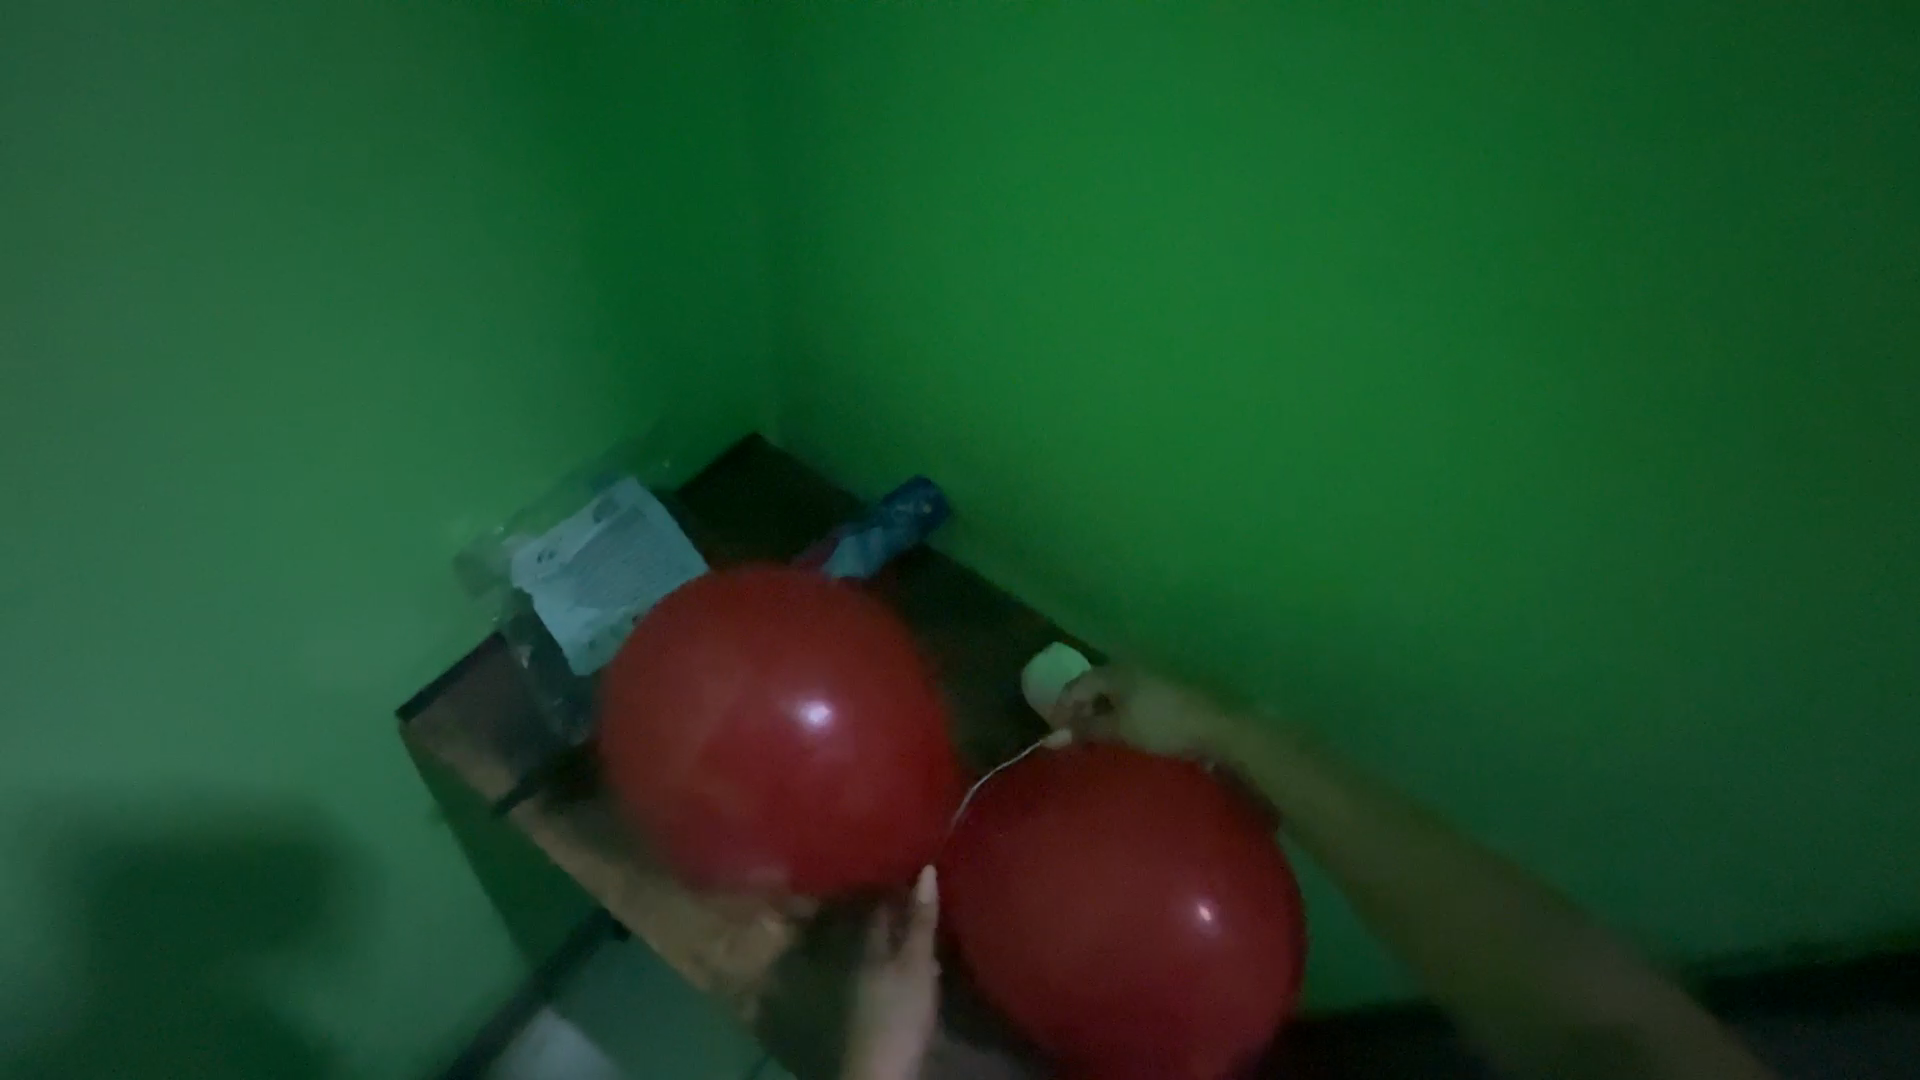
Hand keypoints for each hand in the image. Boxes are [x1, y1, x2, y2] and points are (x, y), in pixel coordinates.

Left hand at [842, 867, 939, 1079]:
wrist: (881, 1072)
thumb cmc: (899, 1010)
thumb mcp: (916, 962)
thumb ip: (921, 920)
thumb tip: (926, 869)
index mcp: (871, 944)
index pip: (880, 904)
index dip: (896, 885)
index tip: (915, 868)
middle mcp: (865, 958)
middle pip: (883, 926)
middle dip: (902, 909)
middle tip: (928, 892)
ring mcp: (870, 984)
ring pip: (889, 948)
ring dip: (907, 935)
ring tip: (932, 922)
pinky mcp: (880, 1006)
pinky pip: (895, 969)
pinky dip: (910, 959)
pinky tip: (928, 964)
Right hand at [1049, 666, 1239, 757]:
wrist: (1217, 727)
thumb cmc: (1161, 725)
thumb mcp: (1118, 730)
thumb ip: (1085, 731)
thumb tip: (1052, 738)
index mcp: (1113, 671)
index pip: (1075, 686)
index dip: (1061, 710)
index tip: (1056, 736)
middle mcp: (1128, 667)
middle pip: (1093, 687)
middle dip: (1080, 712)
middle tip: (1075, 738)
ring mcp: (1149, 677)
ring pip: (1113, 693)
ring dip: (1100, 714)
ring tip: (1097, 738)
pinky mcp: (1164, 691)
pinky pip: (1129, 699)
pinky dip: (1118, 714)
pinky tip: (1123, 732)